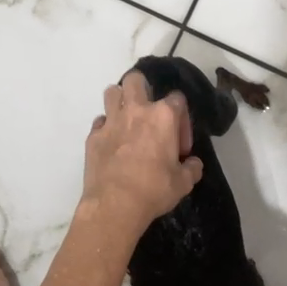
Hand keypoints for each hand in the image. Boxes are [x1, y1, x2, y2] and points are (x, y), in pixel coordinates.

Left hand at [80, 71, 202, 236]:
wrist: (115, 205)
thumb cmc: (154, 189)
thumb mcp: (183, 183)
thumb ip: (191, 169)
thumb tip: (193, 164)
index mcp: (163, 116)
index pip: (178, 99)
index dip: (182, 120)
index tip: (180, 146)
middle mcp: (136, 110)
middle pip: (136, 79)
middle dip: (142, 89)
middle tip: (148, 113)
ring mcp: (111, 122)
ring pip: (111, 93)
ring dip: (119, 102)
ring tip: (126, 121)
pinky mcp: (93, 137)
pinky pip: (99, 122)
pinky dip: (105, 128)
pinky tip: (111, 144)